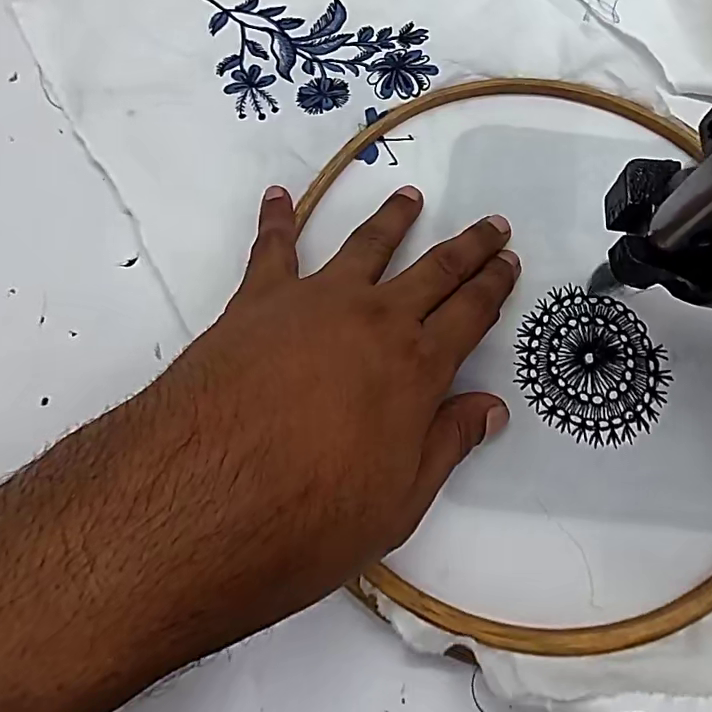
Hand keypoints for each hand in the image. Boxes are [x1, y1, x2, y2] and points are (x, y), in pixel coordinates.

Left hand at [103, 183, 519, 654]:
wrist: (202, 498)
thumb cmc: (309, 516)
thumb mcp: (397, 502)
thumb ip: (447, 445)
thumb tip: (492, 408)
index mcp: (415, 367)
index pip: (470, 313)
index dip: (494, 285)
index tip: (509, 262)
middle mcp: (375, 320)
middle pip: (435, 270)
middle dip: (469, 246)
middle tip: (492, 224)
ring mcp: (316, 301)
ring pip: (367, 245)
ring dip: (394, 218)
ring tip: (411, 198)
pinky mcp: (259, 299)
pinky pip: (272, 247)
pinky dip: (276, 218)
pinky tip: (279, 194)